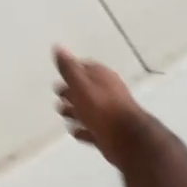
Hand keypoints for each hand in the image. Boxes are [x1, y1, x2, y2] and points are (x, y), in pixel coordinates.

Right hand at [55, 46, 146, 166]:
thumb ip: (68, 68)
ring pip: (89, 109)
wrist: (128, 140)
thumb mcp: (80, 84)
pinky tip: (74, 131)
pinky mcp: (110, 132)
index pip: (84, 68)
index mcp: (102, 77)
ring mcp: (110, 113)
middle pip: (86, 89)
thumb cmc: (101, 108)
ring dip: (75, 111)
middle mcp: (108, 92)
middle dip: (71, 92)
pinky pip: (93, 128)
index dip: (71, 70)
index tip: (59, 75)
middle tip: (58, 95)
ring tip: (62, 113)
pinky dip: (83, 129)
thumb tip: (58, 46)